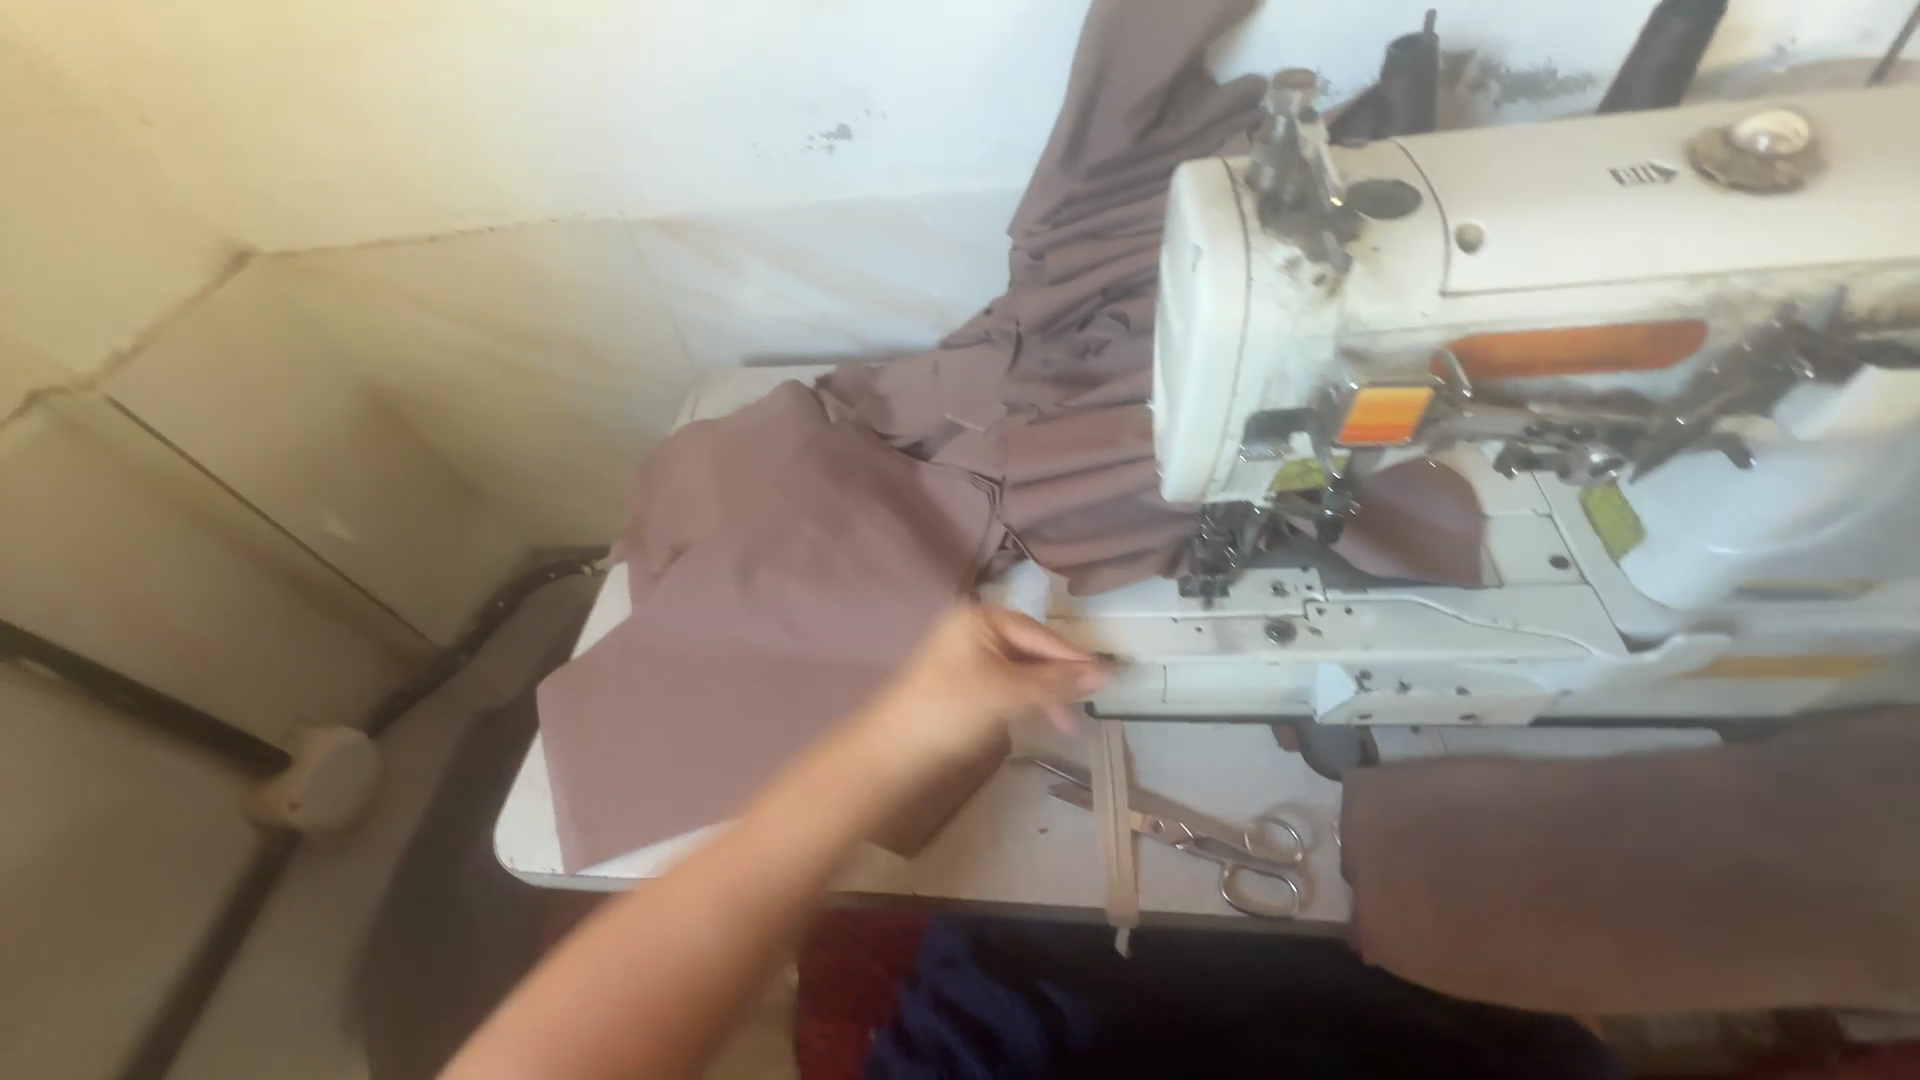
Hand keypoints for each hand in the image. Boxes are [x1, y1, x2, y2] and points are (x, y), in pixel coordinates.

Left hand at [862, 605, 1109, 768]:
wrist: (894, 750)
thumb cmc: (952, 709)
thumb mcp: (1009, 693)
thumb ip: (1057, 682)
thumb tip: (1107, 673)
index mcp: (982, 618)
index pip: (1040, 634)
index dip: (1073, 658)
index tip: (1108, 679)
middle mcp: (975, 630)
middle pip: (1032, 650)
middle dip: (1059, 678)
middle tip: (1087, 706)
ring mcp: (968, 657)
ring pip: (1021, 670)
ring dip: (1045, 693)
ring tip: (1064, 724)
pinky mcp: (965, 684)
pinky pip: (1007, 684)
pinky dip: (1026, 700)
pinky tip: (1040, 719)